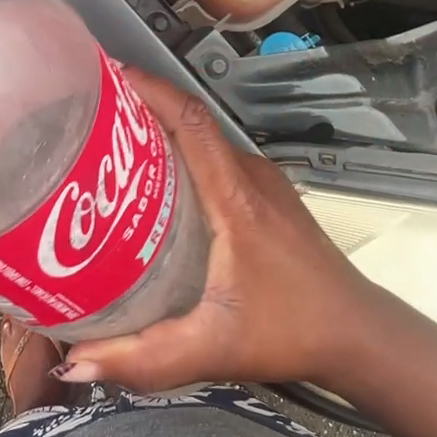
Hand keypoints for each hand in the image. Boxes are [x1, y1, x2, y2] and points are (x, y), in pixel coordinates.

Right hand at [55, 69, 394, 391]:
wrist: (357, 333)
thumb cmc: (292, 330)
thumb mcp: (214, 348)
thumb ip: (147, 358)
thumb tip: (78, 360)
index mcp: (236, 195)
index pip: (192, 120)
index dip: (151, 89)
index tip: (108, 76)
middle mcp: (250, 175)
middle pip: (193, 122)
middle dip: (142, 107)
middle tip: (91, 117)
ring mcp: (263, 181)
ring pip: (205, 140)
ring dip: (161, 132)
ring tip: (110, 147)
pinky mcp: (267, 195)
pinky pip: (216, 158)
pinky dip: (182, 155)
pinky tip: (155, 185)